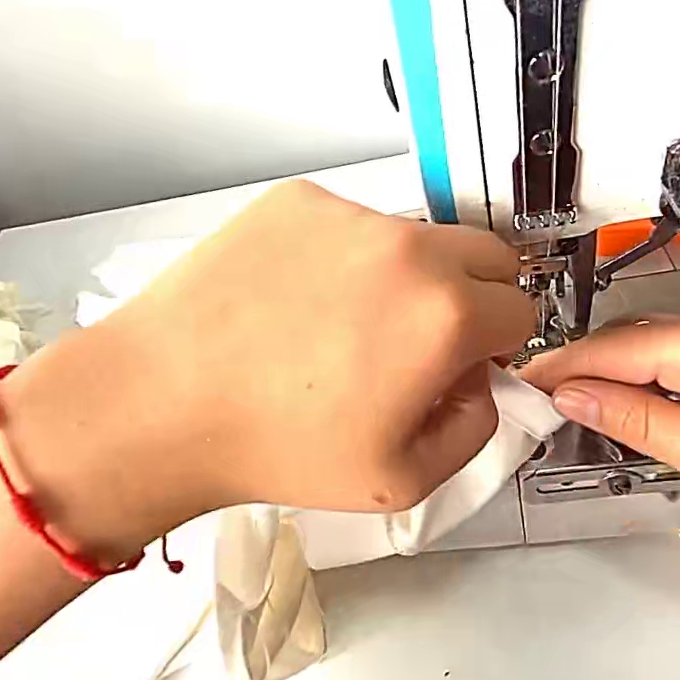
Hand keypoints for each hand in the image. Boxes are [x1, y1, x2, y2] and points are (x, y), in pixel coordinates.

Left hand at [0, 180, 535, 559]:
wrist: (159, 406)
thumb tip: (479, 381)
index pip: (520, 311)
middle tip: (424, 342)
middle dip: (476, 299)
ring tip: (348, 326)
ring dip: (412, 278)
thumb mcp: (405, 478)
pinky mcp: (299, 201)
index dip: (497, 348)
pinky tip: (304, 302)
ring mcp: (350, 216)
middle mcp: (409, 248)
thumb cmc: (281, 450)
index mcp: (446, 315)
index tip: (462, 368)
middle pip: (488, 256)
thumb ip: (476, 429)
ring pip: (421, 239)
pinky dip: (351, 259)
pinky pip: (357, 225)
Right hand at [522, 306, 679, 576]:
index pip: (619, 347)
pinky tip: (647, 411)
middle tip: (540, 403)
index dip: (564, 367)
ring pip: (670, 353)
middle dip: (586, 370)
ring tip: (580, 411)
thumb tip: (581, 396)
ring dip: (623, 380)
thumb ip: (648, 424)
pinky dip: (663, 387)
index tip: (522, 385)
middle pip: (642, 342)